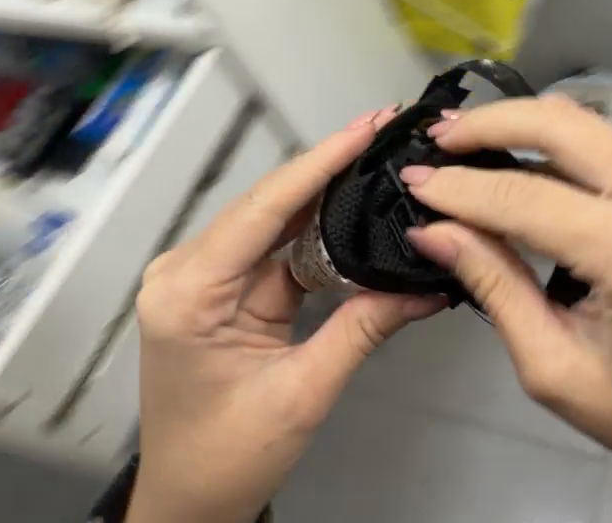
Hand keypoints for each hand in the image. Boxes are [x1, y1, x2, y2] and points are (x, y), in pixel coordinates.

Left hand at [129, 107, 444, 522]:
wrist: (187, 504)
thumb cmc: (227, 459)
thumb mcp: (303, 393)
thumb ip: (364, 327)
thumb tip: (425, 284)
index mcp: (189, 294)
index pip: (263, 209)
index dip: (319, 163)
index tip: (365, 127)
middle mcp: (186, 271)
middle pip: (268, 203)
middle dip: (329, 163)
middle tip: (383, 127)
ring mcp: (202, 275)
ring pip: (274, 216)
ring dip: (325, 187)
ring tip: (375, 151)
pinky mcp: (222, 286)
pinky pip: (276, 244)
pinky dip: (316, 224)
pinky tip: (352, 198)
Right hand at [398, 96, 611, 498]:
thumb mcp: (558, 368)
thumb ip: (495, 286)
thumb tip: (435, 230)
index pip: (525, 198)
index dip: (461, 188)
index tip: (412, 181)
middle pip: (561, 124)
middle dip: (490, 123)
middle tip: (437, 139)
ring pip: (586, 121)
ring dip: (523, 123)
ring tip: (465, 140)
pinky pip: (608, 142)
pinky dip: (557, 140)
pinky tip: (520, 154)